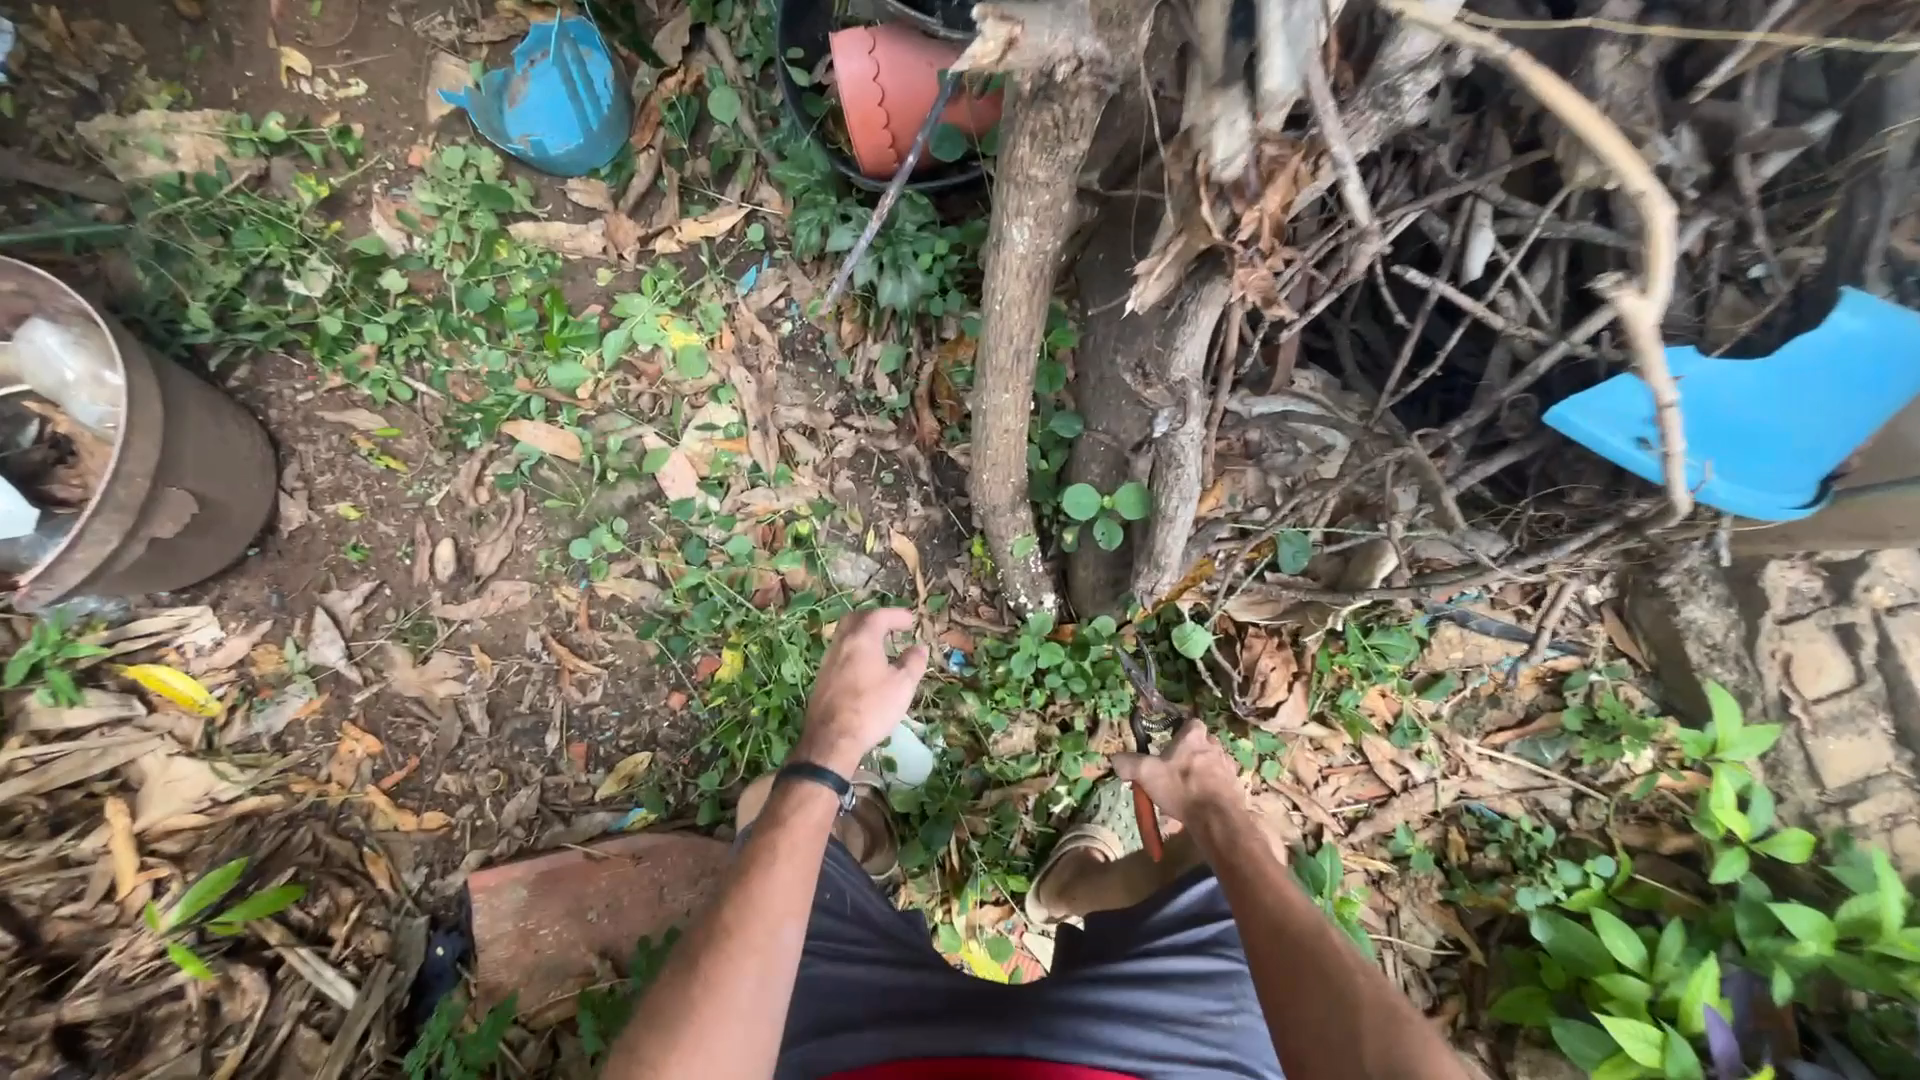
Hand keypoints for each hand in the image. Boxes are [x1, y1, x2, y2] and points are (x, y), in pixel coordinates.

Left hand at [795, 608, 928, 773]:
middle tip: (891, 626)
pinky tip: (865, 669)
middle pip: (856, 619)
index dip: (897, 615)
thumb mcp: (902, 685)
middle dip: (875, 618)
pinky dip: (855, 651)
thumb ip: (913, 662)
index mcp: (862, 640)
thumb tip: (919, 647)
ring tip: (881, 647)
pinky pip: (840, 654)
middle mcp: (841, 644)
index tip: (911, 621)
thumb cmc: (871, 708)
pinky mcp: (822, 679)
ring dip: (863, 635)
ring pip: (845, 637)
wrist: (832, 739)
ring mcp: (827, 662)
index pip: (879, 615)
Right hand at [1113, 718, 1242, 826]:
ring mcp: (1228, 766)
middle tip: (1177, 768)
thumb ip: (1128, 763)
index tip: (1171, 744)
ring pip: (1213, 762)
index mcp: (1193, 736)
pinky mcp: (1236, 786)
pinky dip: (1214, 788)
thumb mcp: (1146, 774)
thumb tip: (1114, 759)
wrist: (1217, 818)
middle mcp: (1215, 746)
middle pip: (1202, 742)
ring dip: (1204, 770)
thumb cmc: (1181, 788)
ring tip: (1189, 787)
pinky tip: (1202, 801)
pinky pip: (1223, 781)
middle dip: (1191, 752)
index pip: (1190, 722)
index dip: (1181, 731)